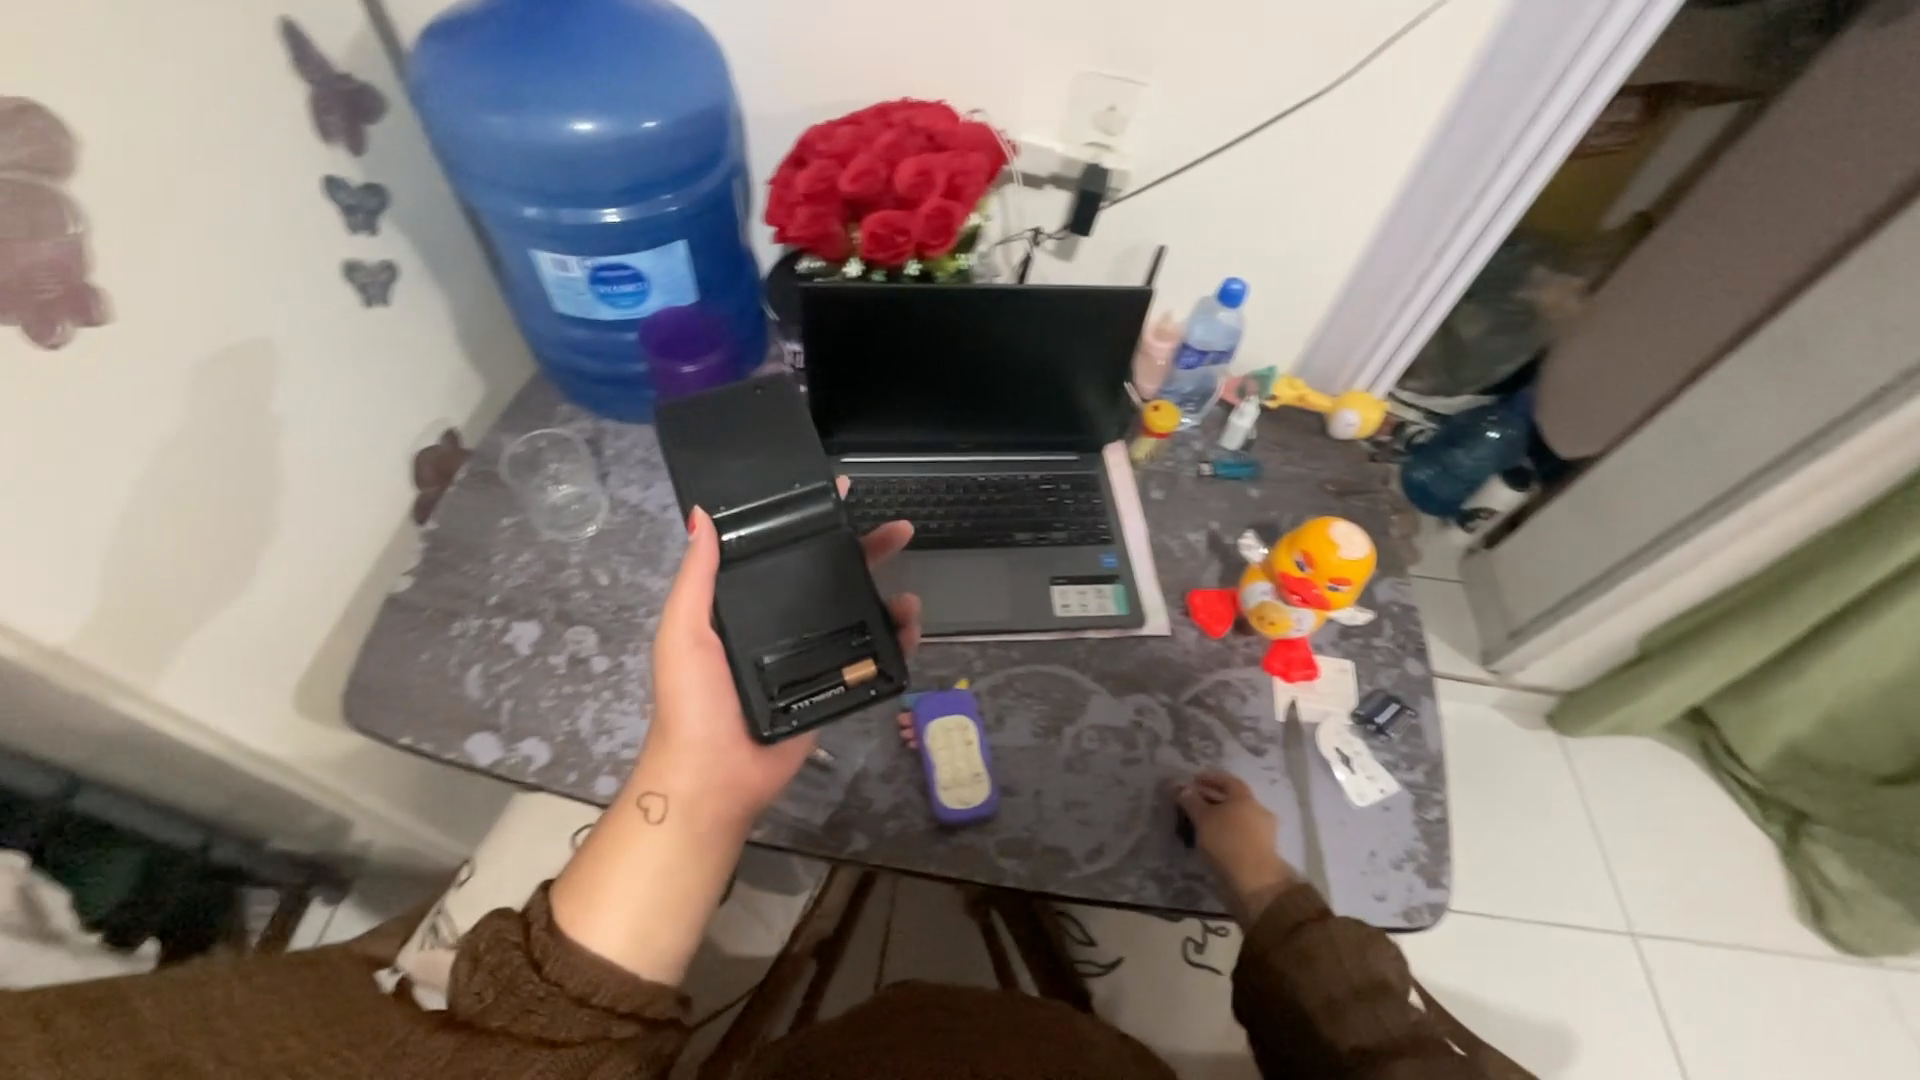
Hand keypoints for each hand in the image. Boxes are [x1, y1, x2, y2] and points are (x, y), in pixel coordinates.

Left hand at [638, 491, 920, 830]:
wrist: (717, 774)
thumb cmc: (694, 700)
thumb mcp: (684, 631)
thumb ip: (698, 576)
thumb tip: (701, 515)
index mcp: (747, 606)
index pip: (783, 553)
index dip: (810, 522)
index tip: (837, 494)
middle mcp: (784, 624)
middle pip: (831, 577)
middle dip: (866, 551)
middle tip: (900, 530)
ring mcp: (813, 655)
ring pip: (858, 614)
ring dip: (888, 596)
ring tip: (909, 590)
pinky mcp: (835, 686)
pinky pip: (872, 657)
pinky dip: (897, 640)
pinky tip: (910, 625)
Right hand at [1178, 770, 1296, 920]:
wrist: (1255, 883)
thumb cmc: (1227, 843)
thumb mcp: (1203, 819)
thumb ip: (1191, 801)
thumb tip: (1182, 786)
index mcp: (1246, 799)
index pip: (1228, 781)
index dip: (1211, 778)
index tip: (1194, 780)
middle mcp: (1258, 812)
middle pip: (1234, 800)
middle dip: (1213, 798)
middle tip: (1193, 801)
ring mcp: (1262, 833)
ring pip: (1237, 819)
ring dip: (1219, 817)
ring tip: (1199, 822)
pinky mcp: (1261, 852)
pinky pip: (1239, 835)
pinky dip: (1225, 833)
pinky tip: (1212, 840)